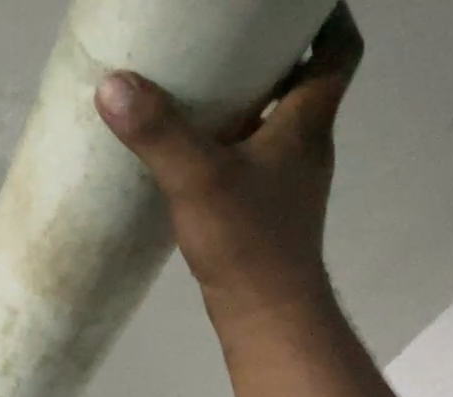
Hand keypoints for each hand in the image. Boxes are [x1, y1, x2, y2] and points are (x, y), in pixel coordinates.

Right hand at [94, 6, 364, 329]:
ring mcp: (287, 183)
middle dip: (277, 59)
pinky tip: (193, 156)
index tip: (294, 9)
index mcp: (307, 123)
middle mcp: (306, 146)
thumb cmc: (246, 238)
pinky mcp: (264, 212)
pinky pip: (252, 162)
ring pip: (277, 127)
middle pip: (306, 85)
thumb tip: (113, 84)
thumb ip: (159, 133)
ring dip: (252, 105)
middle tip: (233, 43)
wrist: (265, 309)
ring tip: (206, 93)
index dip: (327, 22)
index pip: (338, 53)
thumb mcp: (197, 178)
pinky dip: (231, 148)